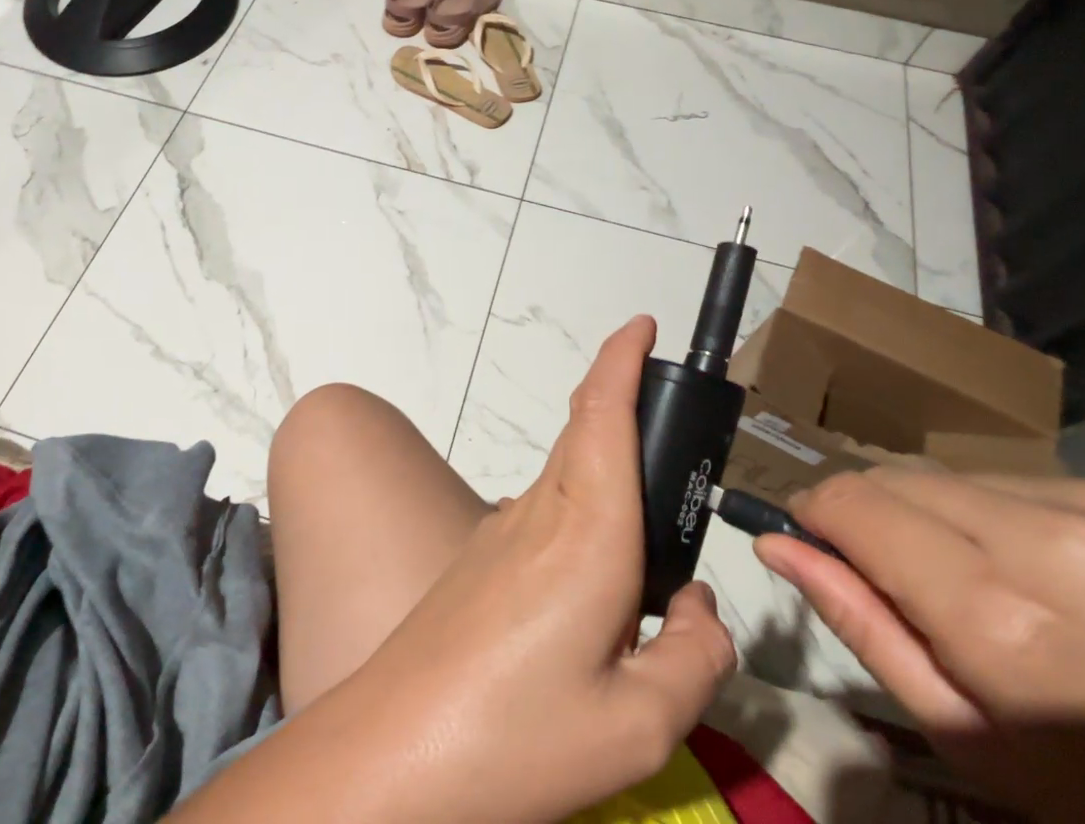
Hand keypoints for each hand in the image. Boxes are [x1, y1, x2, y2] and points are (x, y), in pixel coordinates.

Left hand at [174, 316, 735, 823]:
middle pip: (587, 443)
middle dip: (633, 427)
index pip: (602, 415)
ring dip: (609, 498)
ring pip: (567, 488)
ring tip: (645, 577)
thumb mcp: (641, 724)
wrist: (387, 759)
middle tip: (682, 476)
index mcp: (584, 534)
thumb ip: (696, 656)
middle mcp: (534, 518)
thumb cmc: (512, 738)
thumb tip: (697, 611)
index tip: (642, 325)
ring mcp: (495, 540)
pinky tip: (590, 617)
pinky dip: (581, 540)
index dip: (622, 359)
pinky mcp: (473, 570)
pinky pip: (541, 529)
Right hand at [756, 467, 1084, 821]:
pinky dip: (1020, 519)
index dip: (815, 517)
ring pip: (964, 477)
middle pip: (900, 479)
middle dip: (876, 518)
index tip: (816, 547)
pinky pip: (1038, 482)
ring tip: (998, 584)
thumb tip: (777, 546)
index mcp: (999, 615)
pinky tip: (1068, 573)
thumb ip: (864, 628)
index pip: (852, 504)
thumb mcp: (974, 738)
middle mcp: (1053, 533)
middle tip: (904, 582)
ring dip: (948, 518)